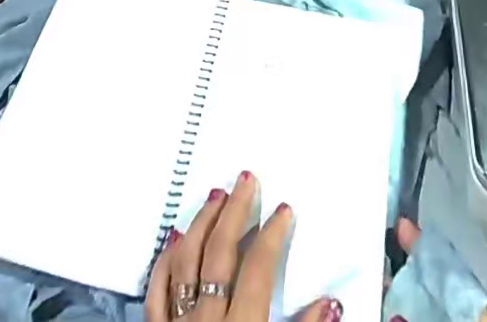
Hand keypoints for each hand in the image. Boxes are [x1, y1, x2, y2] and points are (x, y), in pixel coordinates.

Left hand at [143, 170, 339, 321]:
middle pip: (218, 253)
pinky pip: (156, 288)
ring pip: (184, 260)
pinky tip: (175, 237)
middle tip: (247, 179)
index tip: (283, 211)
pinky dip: (166, 259)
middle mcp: (205, 320)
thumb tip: (330, 303)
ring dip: (201, 223)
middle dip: (235, 211)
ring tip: (216, 194)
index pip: (257, 271)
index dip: (272, 237)